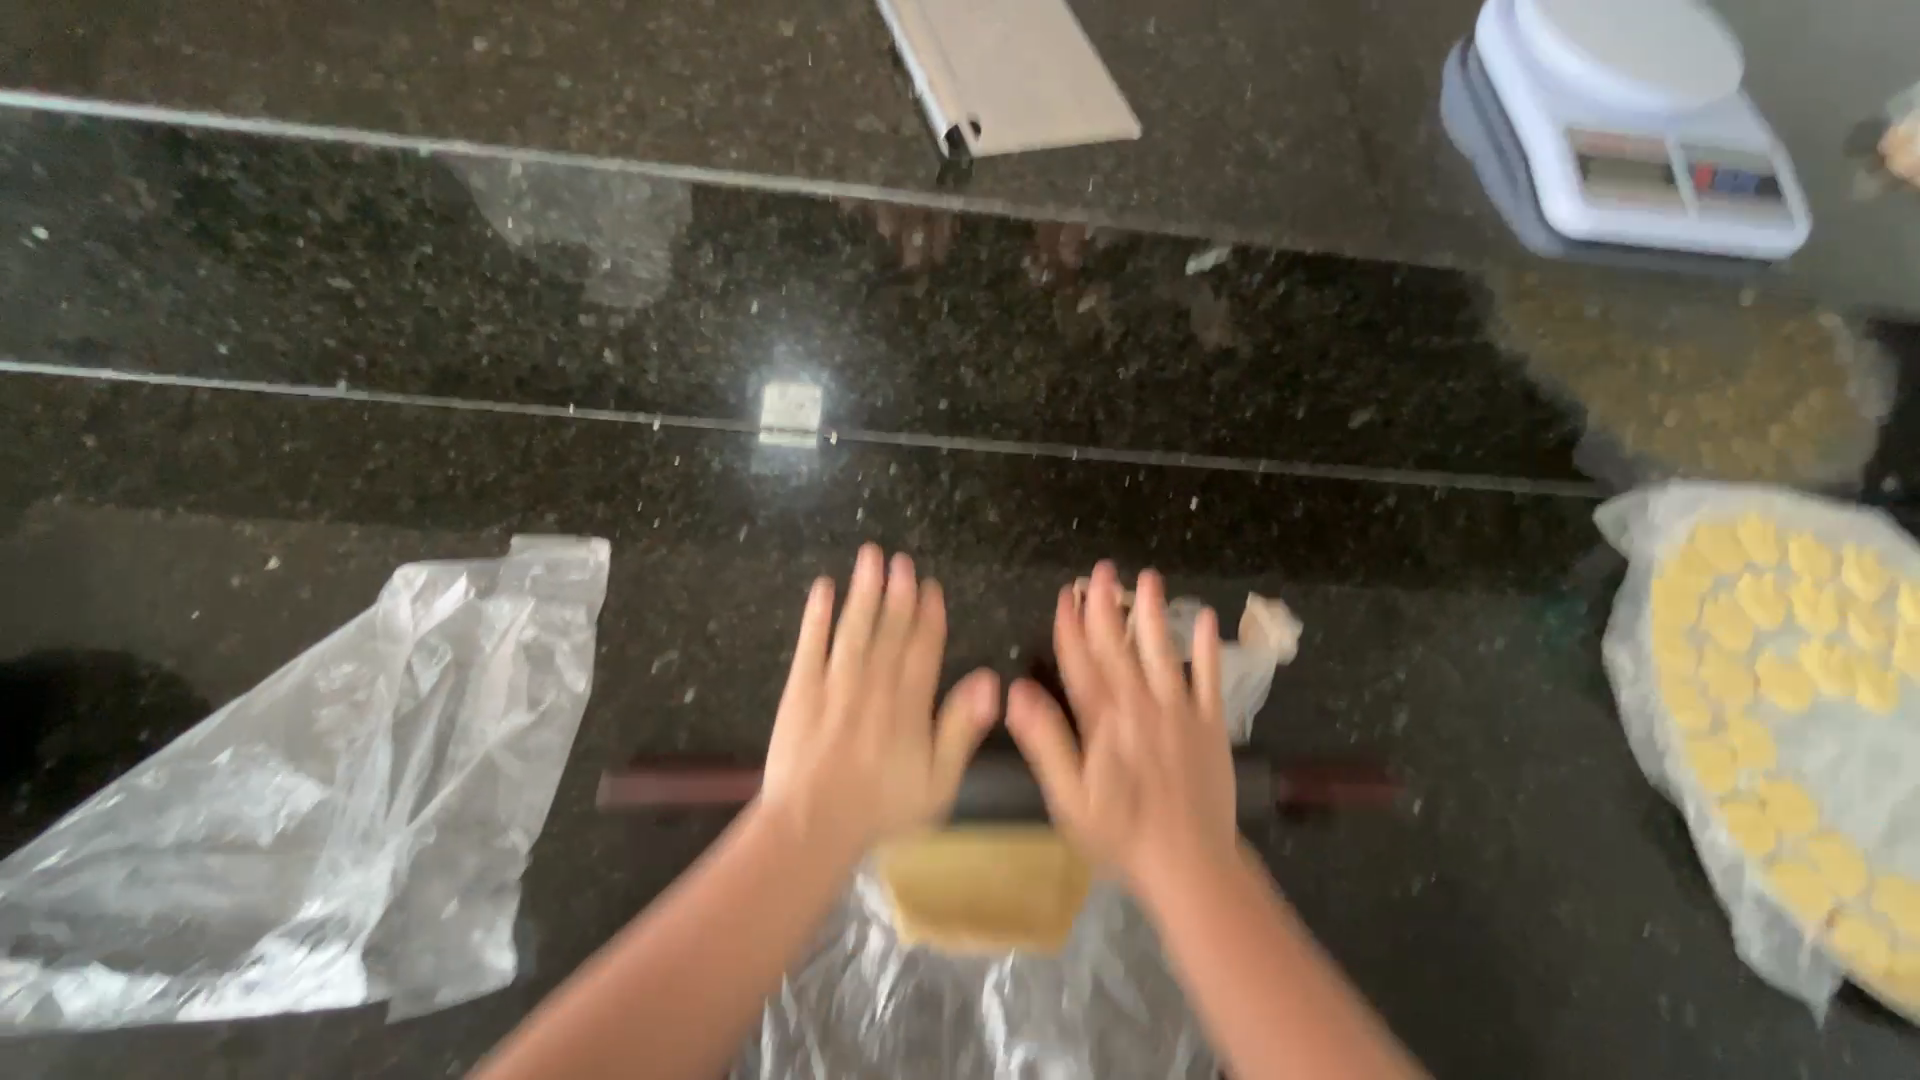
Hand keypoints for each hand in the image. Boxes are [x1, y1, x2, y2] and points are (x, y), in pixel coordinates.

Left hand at [760, 544, 1000, 860]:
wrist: (813, 825)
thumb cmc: (881, 809)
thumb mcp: (939, 781)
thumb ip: (962, 727)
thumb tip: (990, 680)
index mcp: (910, 704)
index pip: (923, 648)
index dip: (929, 616)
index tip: (930, 587)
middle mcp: (875, 684)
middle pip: (890, 629)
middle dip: (897, 592)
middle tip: (900, 560)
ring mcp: (835, 683)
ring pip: (854, 627)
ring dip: (863, 590)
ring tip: (869, 556)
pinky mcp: (800, 689)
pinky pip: (810, 644)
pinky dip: (817, 615)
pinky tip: (823, 588)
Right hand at [1005, 562, 1237, 892]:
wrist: (1190, 864)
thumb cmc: (1120, 836)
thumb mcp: (1068, 798)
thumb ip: (1045, 741)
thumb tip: (1015, 691)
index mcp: (1103, 720)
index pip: (1080, 662)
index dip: (1070, 627)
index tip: (1066, 595)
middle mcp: (1140, 705)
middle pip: (1118, 647)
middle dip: (1107, 606)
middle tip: (1102, 569)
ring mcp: (1180, 712)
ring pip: (1161, 652)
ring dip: (1152, 613)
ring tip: (1148, 578)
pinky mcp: (1211, 725)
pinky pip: (1209, 679)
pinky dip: (1206, 649)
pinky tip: (1204, 619)